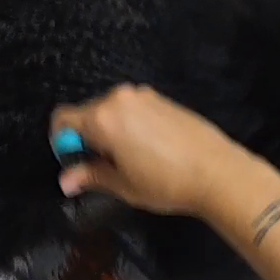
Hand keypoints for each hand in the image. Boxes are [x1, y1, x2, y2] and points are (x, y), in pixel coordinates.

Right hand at [49, 85, 264, 217]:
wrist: (217, 171)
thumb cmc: (164, 182)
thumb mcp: (123, 184)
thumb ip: (90, 176)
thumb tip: (65, 181)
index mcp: (102, 118)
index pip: (63, 118)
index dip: (62, 141)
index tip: (75, 162)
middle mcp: (118, 98)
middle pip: (87, 112)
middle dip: (87, 137)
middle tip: (104, 166)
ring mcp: (142, 95)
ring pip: (110, 110)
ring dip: (109, 130)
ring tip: (130, 159)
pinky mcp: (161, 98)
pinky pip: (132, 108)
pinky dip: (129, 124)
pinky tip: (149, 148)